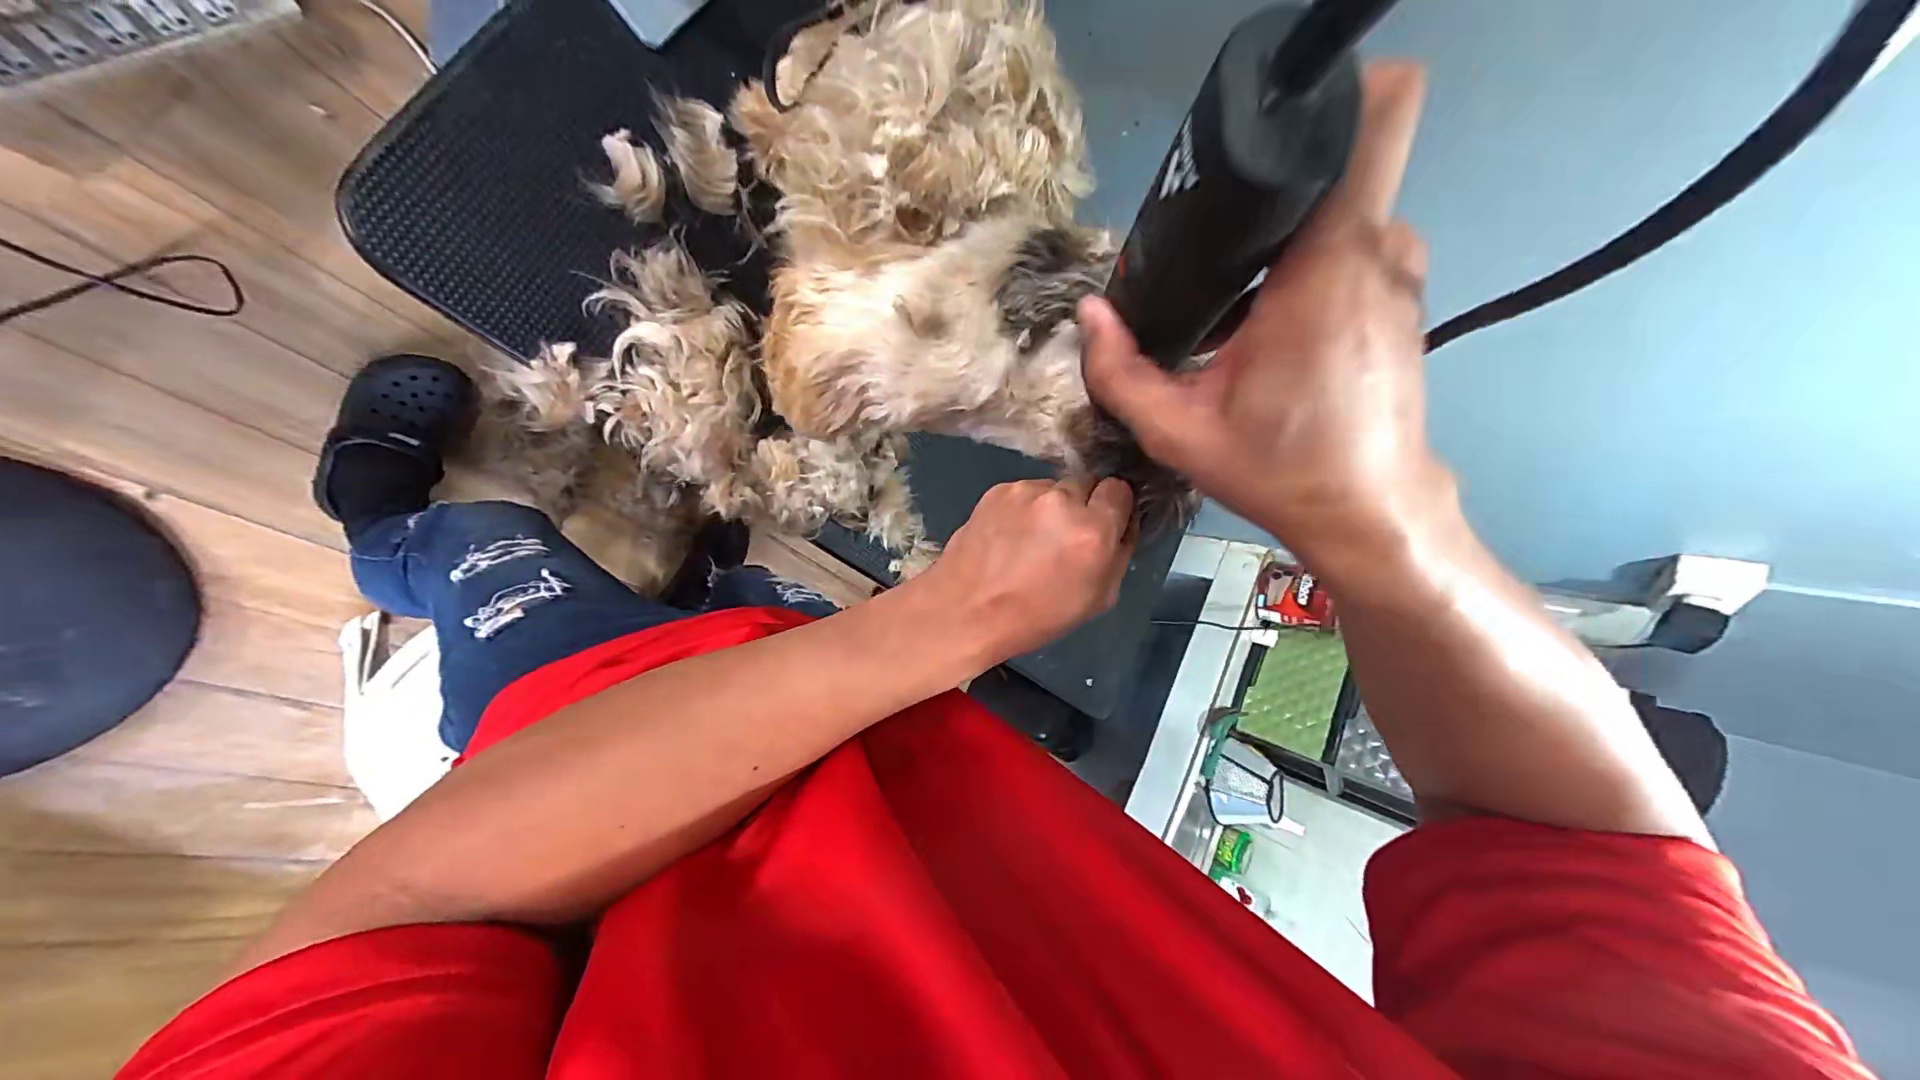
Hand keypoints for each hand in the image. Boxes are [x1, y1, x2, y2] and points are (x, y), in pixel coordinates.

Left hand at [917, 477, 1135, 661]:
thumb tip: (1123, 523)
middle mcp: (1061, 500)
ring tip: (1031, 539)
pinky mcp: (997, 490)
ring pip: (1054, 486)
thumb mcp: (1098, 599)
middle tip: (1066, 537)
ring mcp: (1026, 491)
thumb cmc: (1036, 616)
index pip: (1120, 489)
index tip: (1104, 526)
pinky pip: (1025, 491)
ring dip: (1053, 505)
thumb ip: (1120, 552)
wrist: (965, 610)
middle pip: (1088, 483)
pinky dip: (1024, 508)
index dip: (1114, 508)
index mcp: (1093, 530)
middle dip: (1084, 505)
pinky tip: (1009, 535)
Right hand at [1080, 62, 1443, 576]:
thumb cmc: (1276, 468)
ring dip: (1286, 239)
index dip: (1328, 97)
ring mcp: (1400, 272)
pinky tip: (1273, 324)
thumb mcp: (1176, 430)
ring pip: (1336, 214)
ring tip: (1237, 296)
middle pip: (1326, 172)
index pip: (1377, 117)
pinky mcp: (1404, 297)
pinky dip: (1311, 267)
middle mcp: (1378, 249)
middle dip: (1270, 195)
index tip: (1267, 129)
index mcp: (1326, 264)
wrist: (1367, 511)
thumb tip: (1088, 314)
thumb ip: (1120, 371)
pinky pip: (1353, 249)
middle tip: (1213, 251)